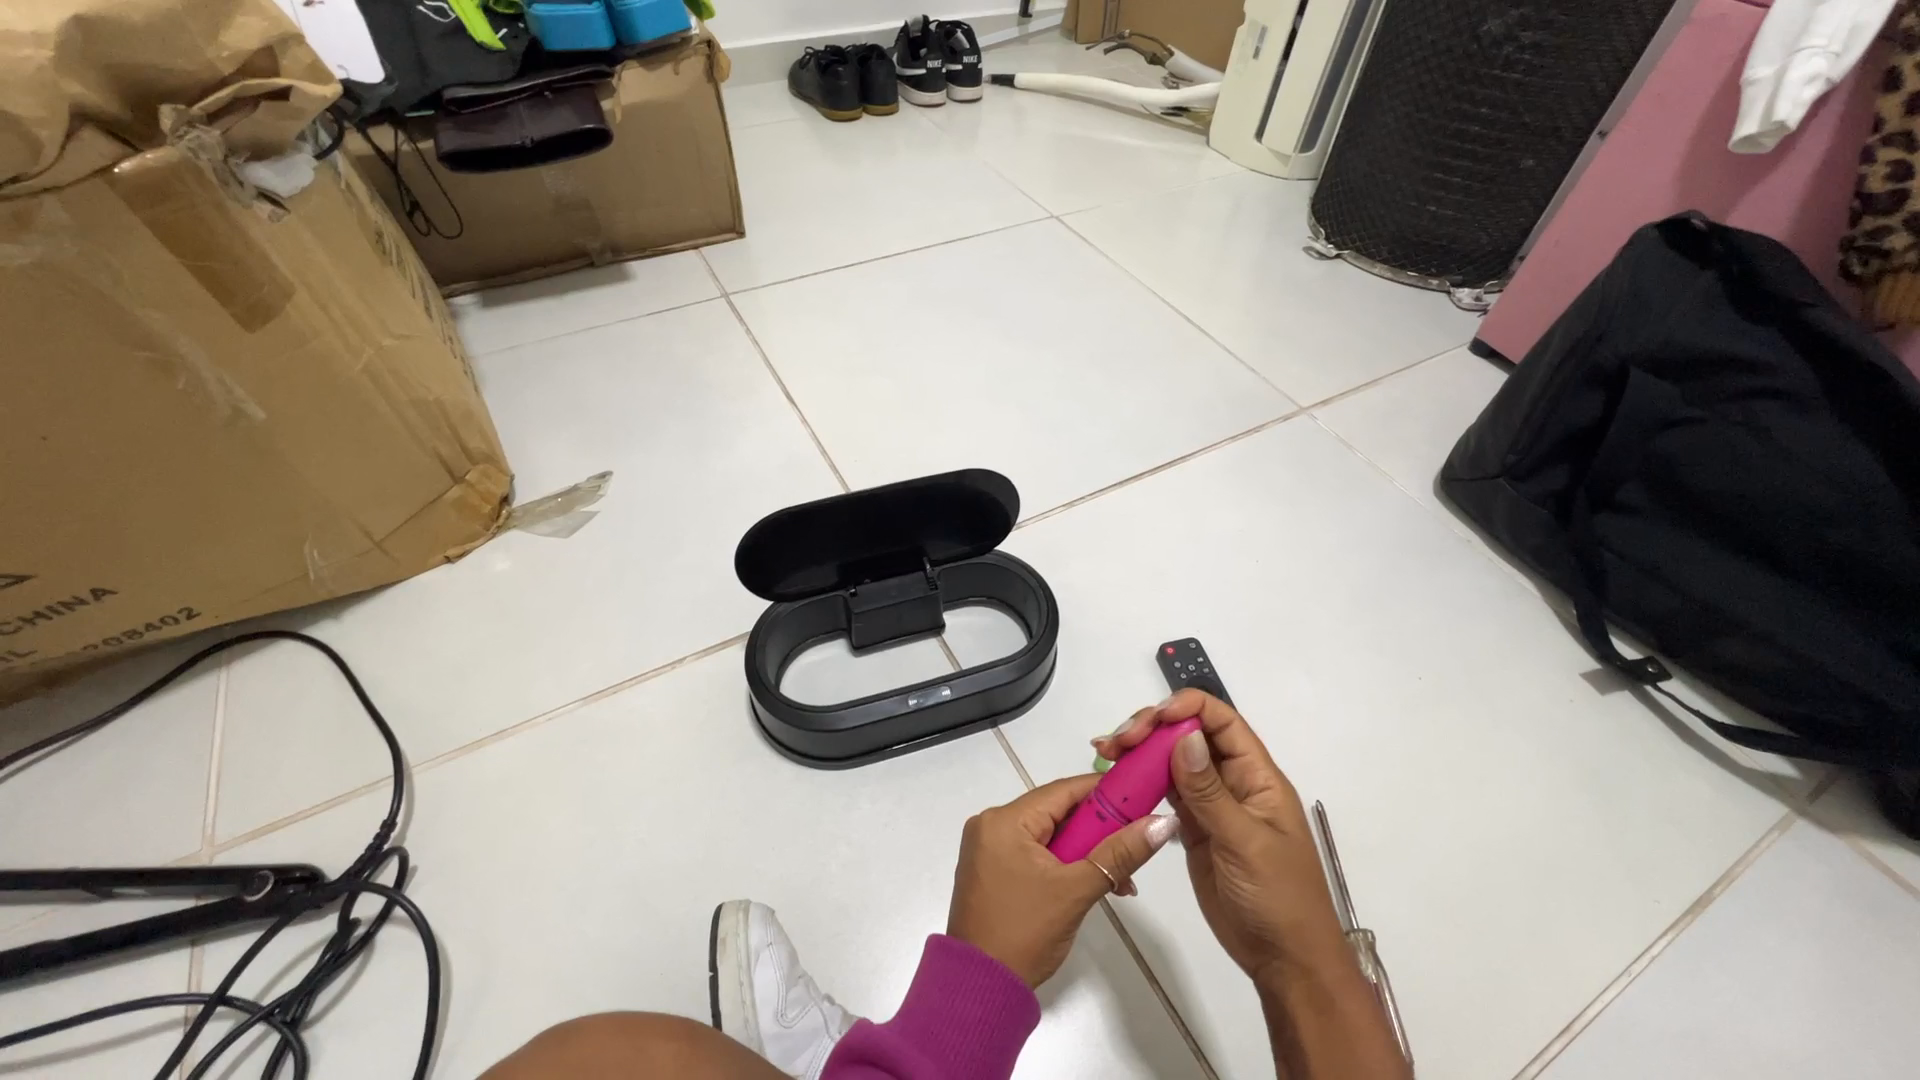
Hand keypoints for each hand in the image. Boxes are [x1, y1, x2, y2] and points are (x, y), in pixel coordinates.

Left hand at [947, 774, 1177, 986]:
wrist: (980, 988)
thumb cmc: (1025, 933)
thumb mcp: (1077, 890)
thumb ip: (1120, 853)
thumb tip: (1164, 823)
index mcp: (1004, 820)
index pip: (1063, 790)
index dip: (1105, 792)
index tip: (1141, 798)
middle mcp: (991, 825)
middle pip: (1057, 813)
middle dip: (1099, 832)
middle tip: (1134, 849)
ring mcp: (989, 849)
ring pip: (1050, 836)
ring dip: (1085, 854)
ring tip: (1120, 882)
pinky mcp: (992, 871)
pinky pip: (1036, 854)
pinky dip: (1064, 865)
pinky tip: (1093, 885)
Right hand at [1095, 690, 1348, 982]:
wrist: (1285, 960)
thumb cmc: (1278, 898)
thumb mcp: (1245, 842)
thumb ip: (1211, 792)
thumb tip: (1185, 737)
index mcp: (1257, 777)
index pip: (1222, 721)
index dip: (1187, 708)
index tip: (1149, 720)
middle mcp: (1232, 782)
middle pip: (1190, 735)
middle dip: (1153, 728)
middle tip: (1116, 742)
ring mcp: (1210, 805)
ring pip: (1171, 761)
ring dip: (1140, 752)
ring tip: (1105, 753)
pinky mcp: (1192, 828)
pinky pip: (1163, 792)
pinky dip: (1139, 782)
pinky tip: (1116, 780)